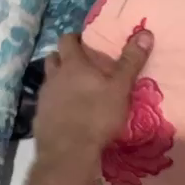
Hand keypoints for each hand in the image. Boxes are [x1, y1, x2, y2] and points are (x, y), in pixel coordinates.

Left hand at [35, 31, 152, 168]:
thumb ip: (131, 60)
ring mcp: (44, 97)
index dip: (75, 38)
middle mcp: (54, 76)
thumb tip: (145, 32)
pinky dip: (55, 104)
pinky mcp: (39, 118)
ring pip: (49, 80)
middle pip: (53, 57)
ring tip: (75, 90)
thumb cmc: (97, 115)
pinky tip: (67, 114)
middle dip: (64, 57)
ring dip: (59, 81)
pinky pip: (47, 103)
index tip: (86, 42)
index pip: (67, 39)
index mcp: (73, 64)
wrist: (69, 153)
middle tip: (81, 65)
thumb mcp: (121, 87)